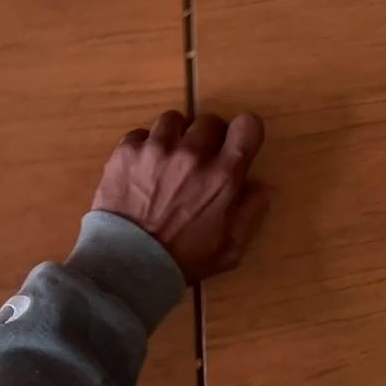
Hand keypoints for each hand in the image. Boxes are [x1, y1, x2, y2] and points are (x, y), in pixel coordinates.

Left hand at [92, 111, 270, 283]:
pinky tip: (141, 169)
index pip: (247, 126)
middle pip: (209, 121)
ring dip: (175, 137)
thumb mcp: (231, 247)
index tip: (235, 145)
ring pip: (174, 120)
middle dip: (208, 138)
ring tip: (167, 160)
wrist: (127, 265)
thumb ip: (251, 211)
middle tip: (198, 162)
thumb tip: (259, 183)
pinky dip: (144, 147)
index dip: (244, 133)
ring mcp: (157, 148)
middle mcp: (192, 154)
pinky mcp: (127, 150)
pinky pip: (141, 134)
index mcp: (222, 176)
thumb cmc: (183, 260)